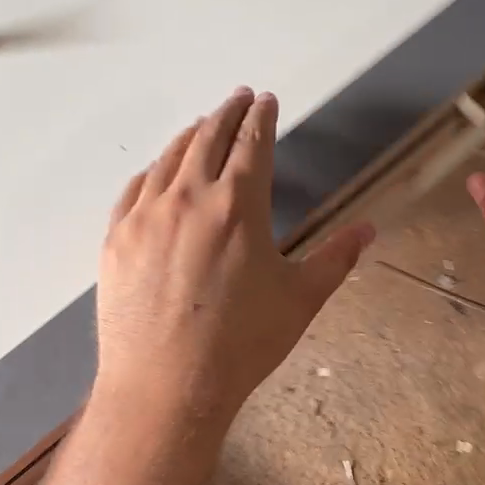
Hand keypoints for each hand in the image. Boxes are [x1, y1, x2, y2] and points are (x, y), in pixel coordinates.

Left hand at [95, 88, 373, 426]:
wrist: (166, 387)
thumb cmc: (243, 344)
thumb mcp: (301, 300)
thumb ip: (336, 258)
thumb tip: (368, 229)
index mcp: (239, 206)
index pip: (252, 144)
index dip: (262, 118)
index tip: (266, 101)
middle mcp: (190, 198)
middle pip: (208, 138)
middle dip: (227, 113)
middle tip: (238, 98)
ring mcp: (147, 216)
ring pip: (169, 158)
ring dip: (190, 135)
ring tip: (202, 125)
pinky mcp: (117, 239)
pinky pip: (135, 190)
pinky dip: (153, 171)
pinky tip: (158, 172)